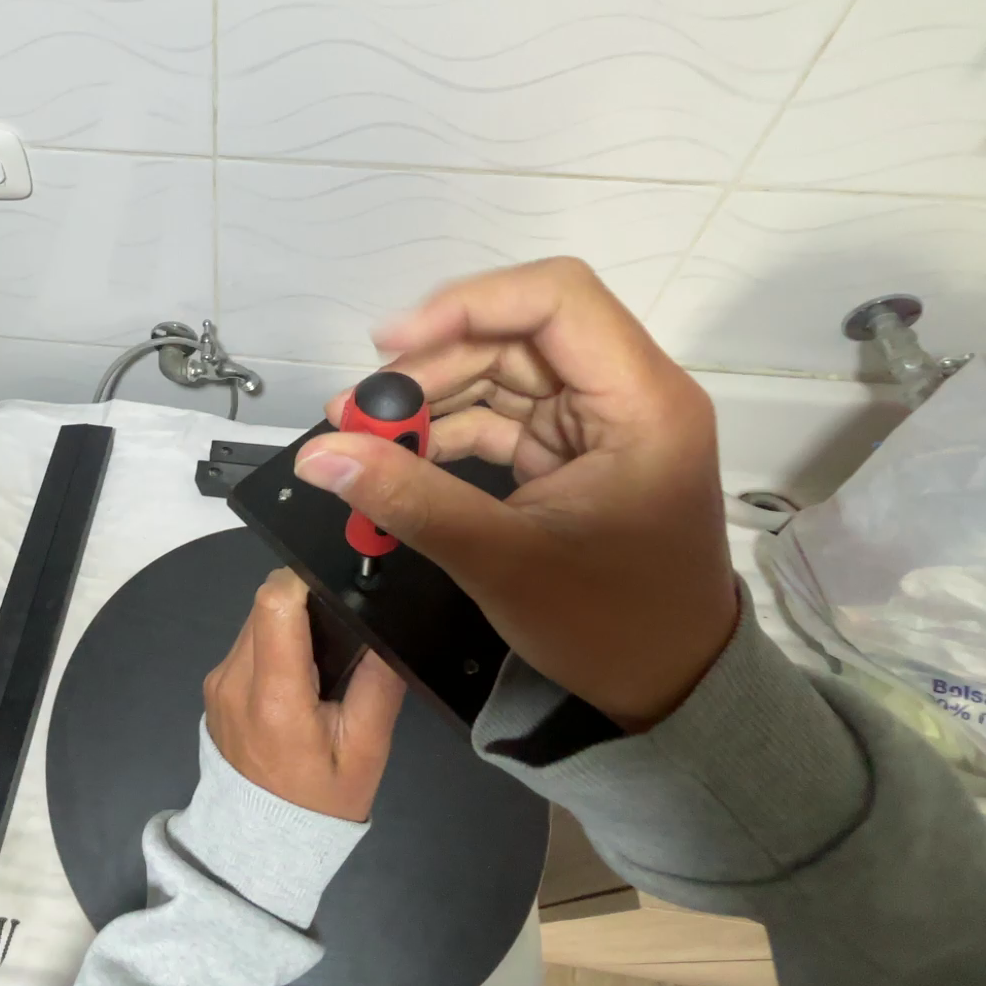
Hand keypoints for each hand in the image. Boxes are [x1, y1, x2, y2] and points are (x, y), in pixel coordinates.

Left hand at [203, 569, 406, 821]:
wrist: (261, 841)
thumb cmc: (319, 801)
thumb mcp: (364, 751)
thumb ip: (376, 686)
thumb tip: (382, 629)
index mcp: (274, 696)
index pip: (274, 604)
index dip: (304, 581)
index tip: (335, 586)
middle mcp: (234, 678)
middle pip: (264, 606)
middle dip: (303, 603)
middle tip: (340, 629)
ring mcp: (217, 680)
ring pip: (253, 620)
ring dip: (287, 623)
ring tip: (322, 657)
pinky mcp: (213, 685)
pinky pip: (245, 643)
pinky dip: (272, 644)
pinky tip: (297, 673)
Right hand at [299, 258, 736, 731]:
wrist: (665, 686)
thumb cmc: (608, 626)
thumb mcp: (500, 560)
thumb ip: (408, 499)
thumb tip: (319, 456)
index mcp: (639, 402)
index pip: (556, 299)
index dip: (468, 304)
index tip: (388, 344)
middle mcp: (621, 393)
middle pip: (513, 336)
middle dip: (428, 367)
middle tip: (355, 412)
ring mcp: (592, 421)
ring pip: (496, 372)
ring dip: (426, 398)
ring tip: (360, 434)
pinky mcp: (567, 448)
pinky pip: (494, 416)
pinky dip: (441, 431)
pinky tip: (395, 456)